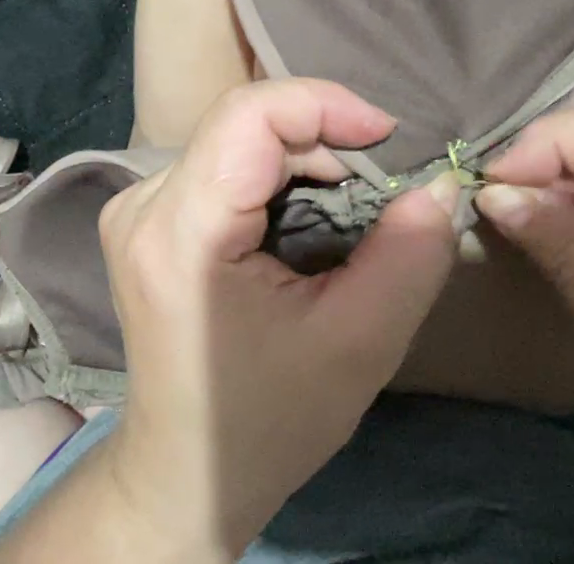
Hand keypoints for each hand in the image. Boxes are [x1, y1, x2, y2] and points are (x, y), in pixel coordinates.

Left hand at [96, 79, 460, 556]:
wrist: (186, 470)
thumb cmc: (267, 421)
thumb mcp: (357, 345)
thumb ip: (409, 255)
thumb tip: (439, 182)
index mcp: (179, 231)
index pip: (246, 114)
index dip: (323, 103)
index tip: (388, 135)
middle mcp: (141, 203)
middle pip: (241, 126)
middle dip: (322, 140)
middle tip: (380, 186)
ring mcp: (134, 209)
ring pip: (232, 142)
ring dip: (300, 160)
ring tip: (349, 210)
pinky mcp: (144, 220)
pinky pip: (218, 166)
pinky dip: (273, 178)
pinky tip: (304, 221)